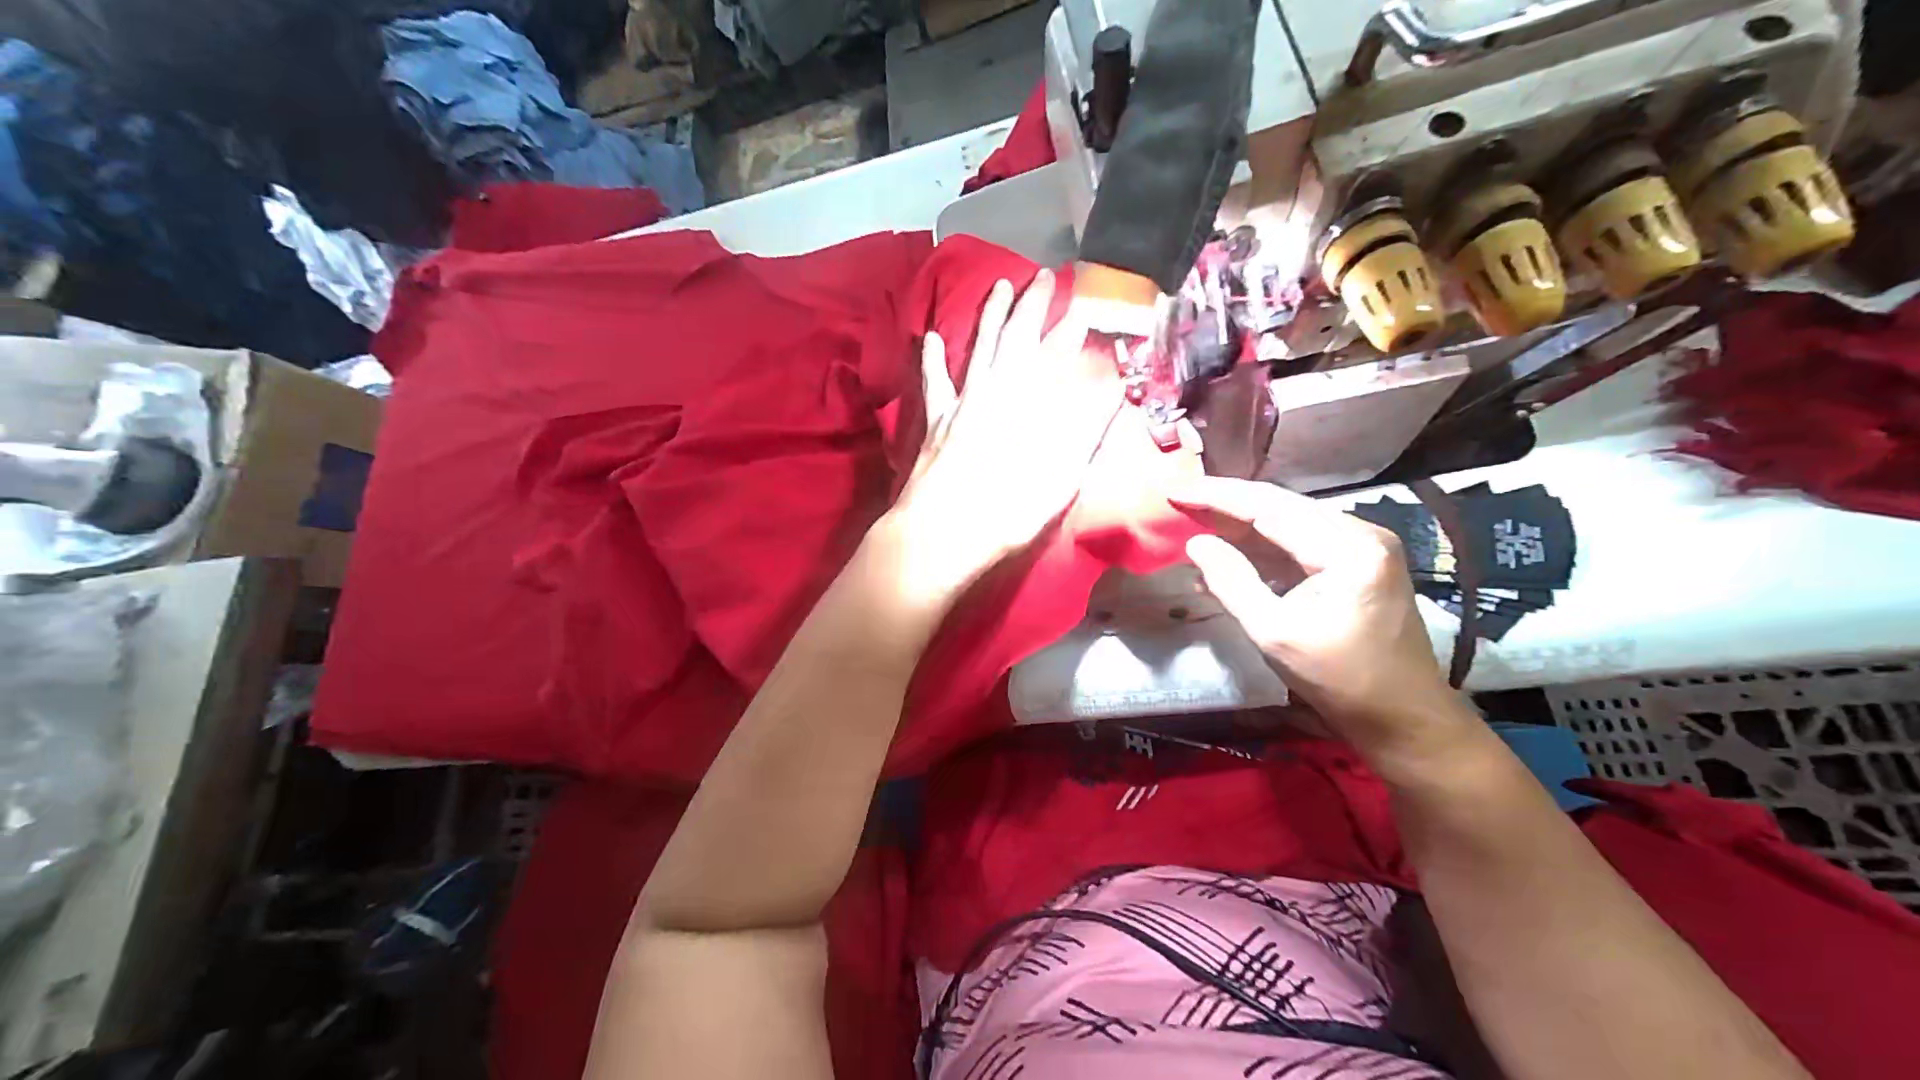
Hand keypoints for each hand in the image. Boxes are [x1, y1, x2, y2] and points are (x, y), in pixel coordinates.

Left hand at [883, 269, 1122, 603]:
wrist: (942, 533)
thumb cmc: (1007, 511)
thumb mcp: (1062, 475)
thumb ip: (1086, 428)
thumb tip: (1111, 391)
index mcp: (1031, 403)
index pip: (1059, 353)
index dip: (1075, 325)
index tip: (1089, 301)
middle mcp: (996, 392)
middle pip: (1018, 338)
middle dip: (1034, 304)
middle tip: (1046, 275)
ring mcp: (962, 403)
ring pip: (978, 347)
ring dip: (991, 315)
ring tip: (1000, 285)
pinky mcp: (936, 421)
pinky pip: (935, 381)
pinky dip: (933, 358)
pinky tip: (929, 336)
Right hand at [1171, 475, 1476, 764]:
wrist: (1402, 716)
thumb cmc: (1338, 678)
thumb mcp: (1273, 632)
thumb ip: (1231, 581)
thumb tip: (1196, 543)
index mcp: (1347, 548)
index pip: (1269, 507)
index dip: (1217, 497)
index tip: (1175, 492)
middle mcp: (1361, 533)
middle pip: (1281, 506)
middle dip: (1227, 504)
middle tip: (1180, 501)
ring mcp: (1364, 546)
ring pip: (1289, 521)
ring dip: (1242, 526)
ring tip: (1197, 524)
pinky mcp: (1359, 563)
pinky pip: (1302, 542)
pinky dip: (1264, 547)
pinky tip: (1231, 557)